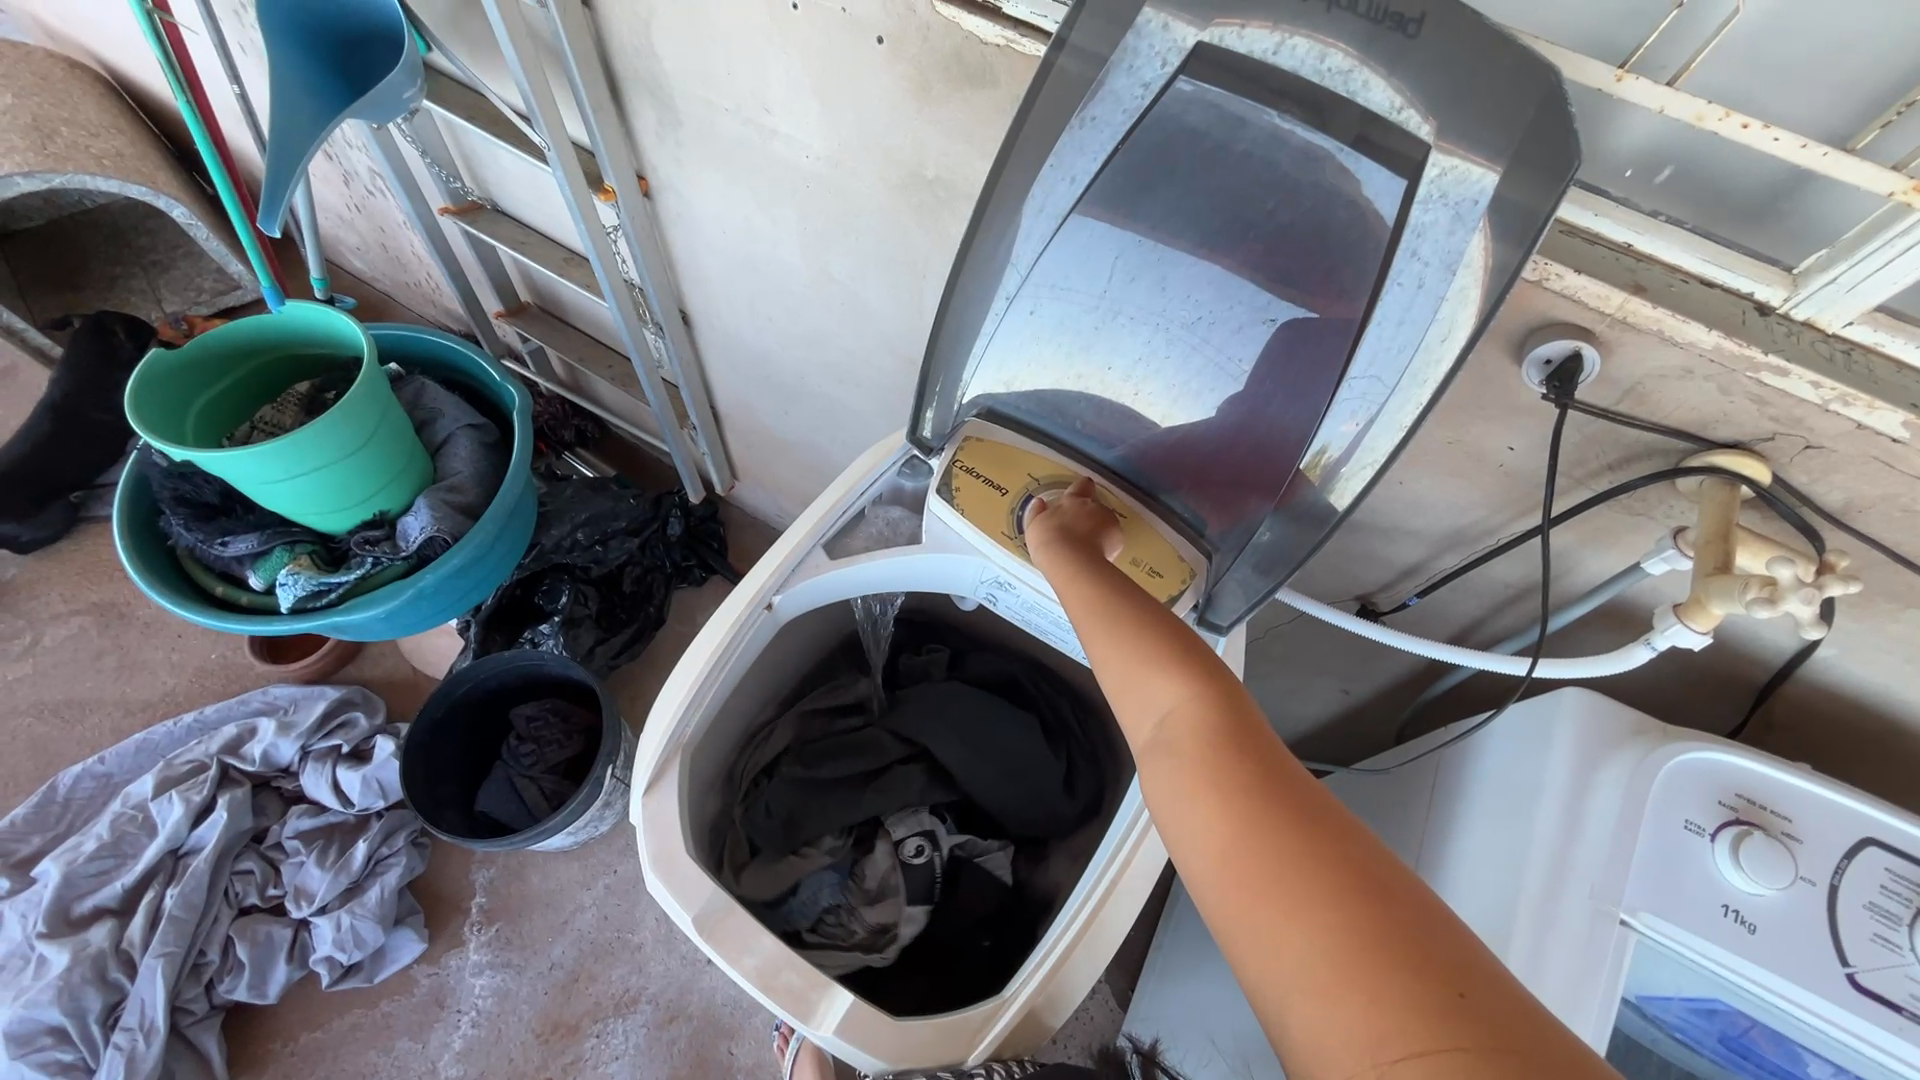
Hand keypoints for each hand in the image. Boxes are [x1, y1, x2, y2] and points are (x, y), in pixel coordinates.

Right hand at [1024, 476, 1123, 569]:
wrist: (1071, 562)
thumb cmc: (1048, 542)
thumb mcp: (1034, 526)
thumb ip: (1038, 512)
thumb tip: (1039, 502)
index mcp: (1072, 500)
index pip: (1082, 485)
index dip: (1082, 488)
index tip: (1079, 494)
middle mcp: (1093, 505)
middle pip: (1095, 503)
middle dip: (1089, 513)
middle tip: (1077, 529)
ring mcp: (1108, 520)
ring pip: (1106, 520)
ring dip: (1099, 529)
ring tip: (1086, 547)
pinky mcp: (1118, 537)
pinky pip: (1113, 538)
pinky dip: (1107, 544)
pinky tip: (1095, 555)